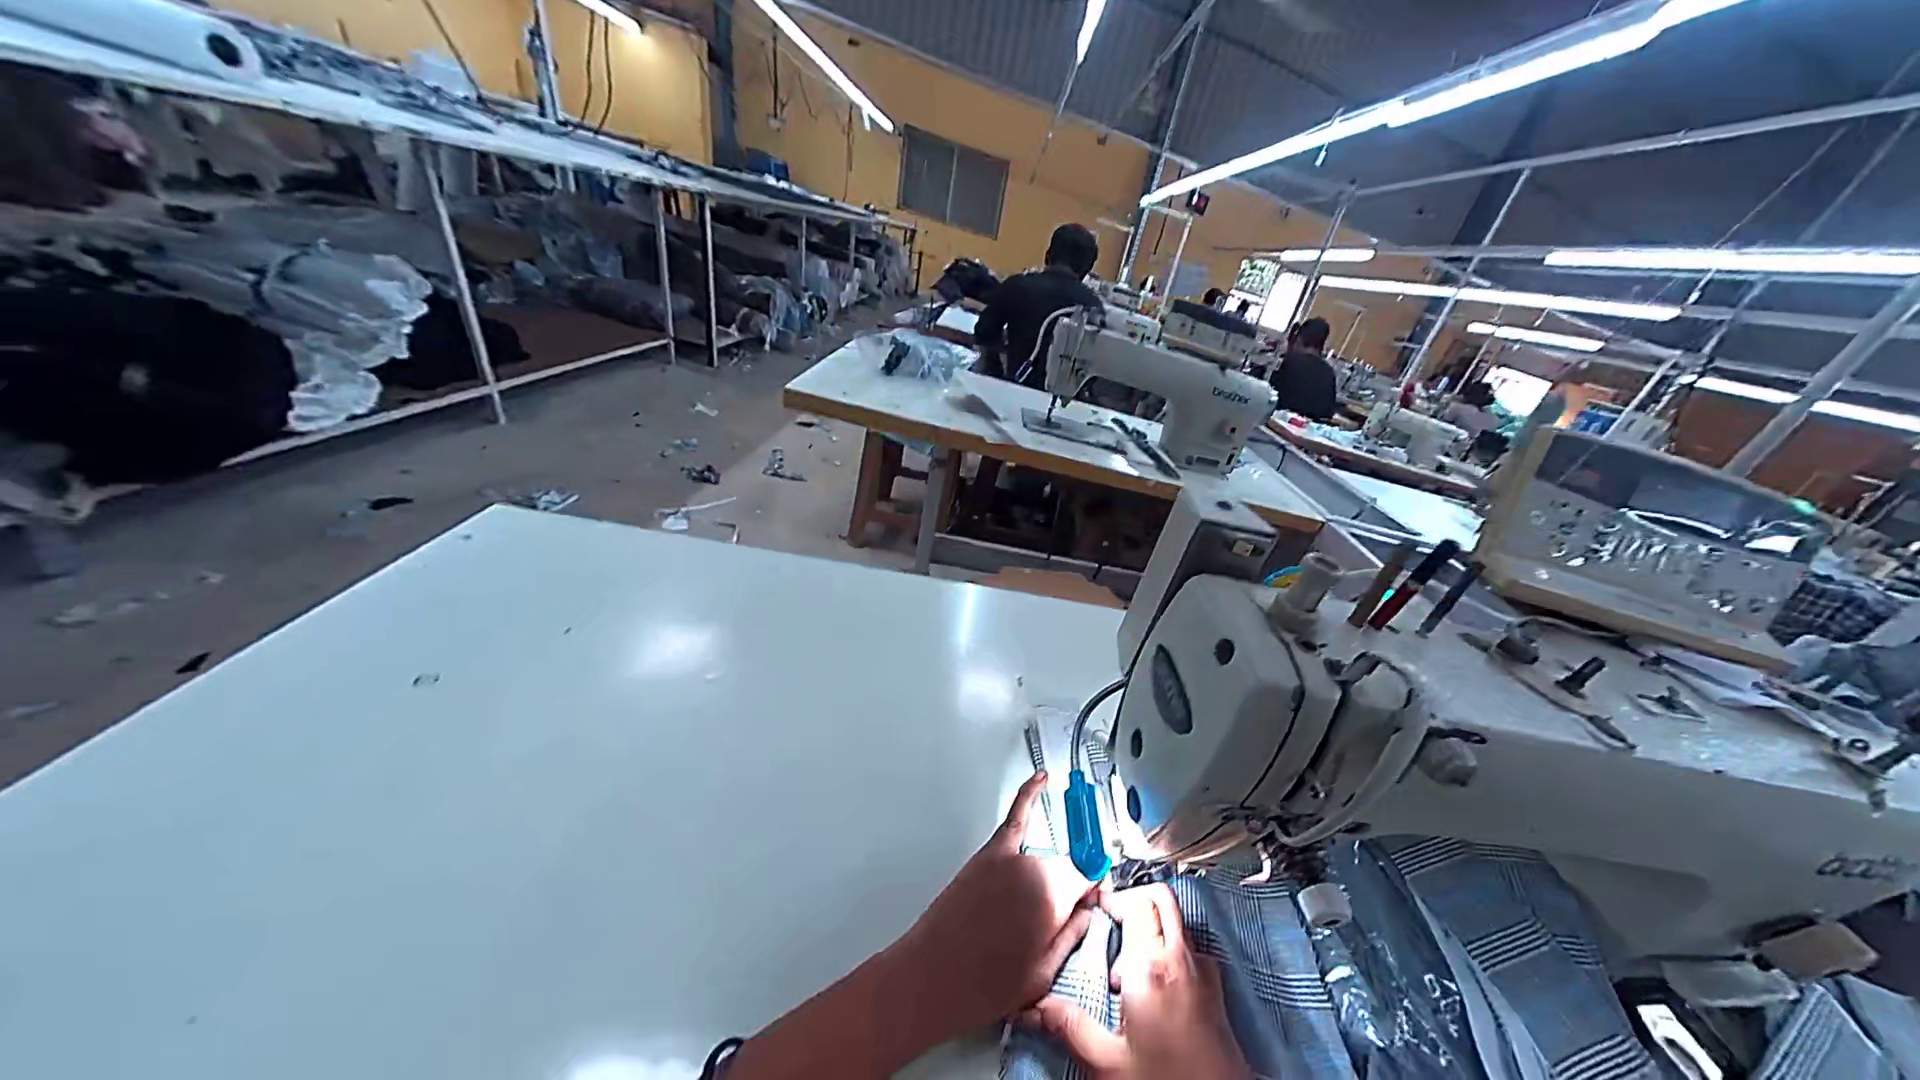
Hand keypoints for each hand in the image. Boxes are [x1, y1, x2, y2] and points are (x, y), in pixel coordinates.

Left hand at [882, 771, 1100, 1044]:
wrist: (933, 977)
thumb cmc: (984, 984)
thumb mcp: (1045, 973)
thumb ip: (1073, 933)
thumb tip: (1087, 912)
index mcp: (1054, 898)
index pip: (1088, 881)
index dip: (1090, 896)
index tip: (1089, 905)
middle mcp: (1034, 869)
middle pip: (1065, 870)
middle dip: (1065, 890)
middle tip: (1050, 923)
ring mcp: (1009, 858)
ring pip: (1043, 857)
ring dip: (1045, 875)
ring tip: (1024, 913)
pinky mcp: (987, 854)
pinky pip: (1016, 815)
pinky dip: (1029, 794)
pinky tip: (1039, 780)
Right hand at [1023, 884, 1249, 1079]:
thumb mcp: (1109, 1064)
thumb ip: (1071, 1026)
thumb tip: (1037, 1007)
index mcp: (1151, 967)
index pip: (1135, 902)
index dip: (1112, 897)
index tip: (1092, 908)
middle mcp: (1181, 959)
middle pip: (1161, 898)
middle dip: (1133, 899)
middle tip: (1110, 921)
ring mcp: (1203, 973)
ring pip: (1176, 921)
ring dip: (1152, 924)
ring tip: (1127, 962)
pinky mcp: (1216, 992)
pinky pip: (1189, 948)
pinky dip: (1169, 948)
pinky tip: (1153, 983)